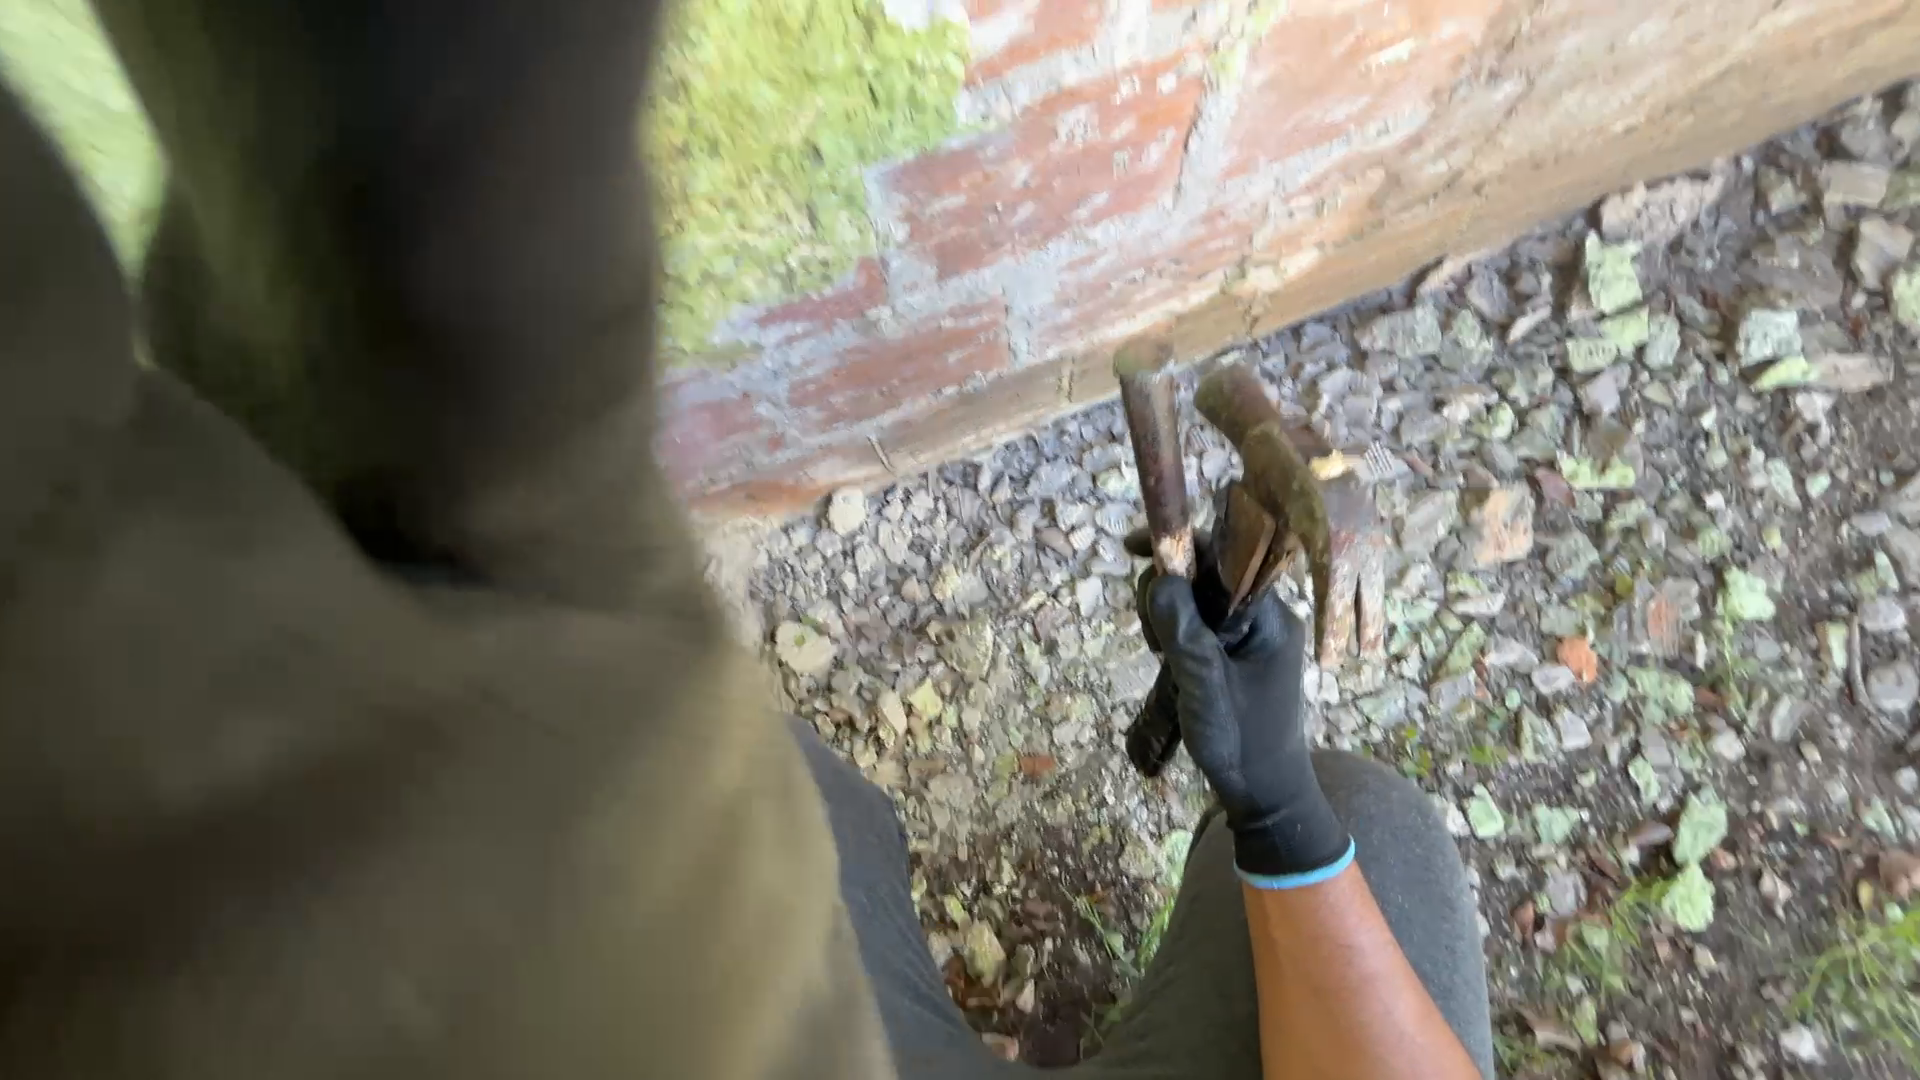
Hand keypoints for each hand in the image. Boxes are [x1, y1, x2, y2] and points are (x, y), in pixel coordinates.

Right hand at [1136, 554, 1351, 881]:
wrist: (1265, 794)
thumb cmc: (1243, 741)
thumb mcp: (1207, 686)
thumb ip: (1184, 632)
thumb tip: (1159, 578)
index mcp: (1269, 617)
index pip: (1225, 558)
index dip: (1181, 545)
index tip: (1135, 548)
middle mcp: (1260, 617)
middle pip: (1203, 575)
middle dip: (1167, 592)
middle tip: (1155, 640)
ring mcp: (1246, 635)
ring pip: (1193, 599)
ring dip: (1165, 616)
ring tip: (1162, 658)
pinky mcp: (1230, 652)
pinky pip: (1194, 623)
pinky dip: (1172, 633)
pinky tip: (1166, 660)